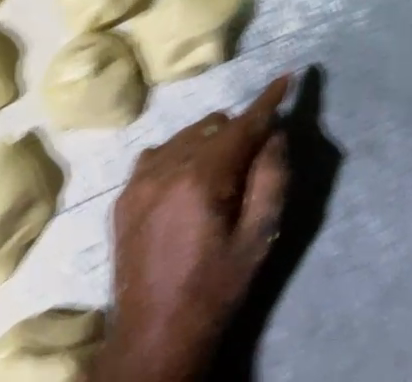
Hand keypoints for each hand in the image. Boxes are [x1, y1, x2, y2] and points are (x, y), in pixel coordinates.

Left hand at [101, 75, 290, 381]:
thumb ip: (271, 180)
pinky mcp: (124, 196)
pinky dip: (180, 154)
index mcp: (201, 179)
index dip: (267, 101)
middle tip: (256, 161)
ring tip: (223, 175)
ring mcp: (138, 181)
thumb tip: (276, 135)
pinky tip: (188, 180)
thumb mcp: (257, 239)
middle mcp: (165, 168)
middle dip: (240, 131)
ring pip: (185, 135)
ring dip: (210, 141)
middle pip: (214, 125)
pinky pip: (158, 153)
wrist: (154, 335)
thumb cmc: (215, 288)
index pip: (242, 125)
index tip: (287, 76)